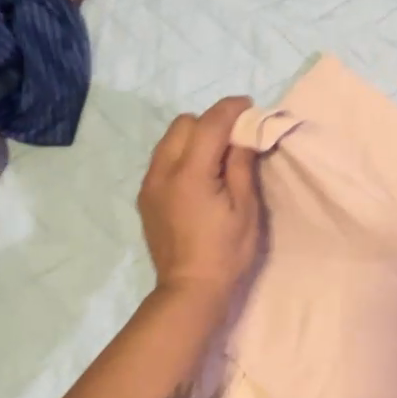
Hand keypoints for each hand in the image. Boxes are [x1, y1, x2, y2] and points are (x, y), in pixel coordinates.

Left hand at [138, 96, 261, 303]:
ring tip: (217, 158)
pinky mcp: (146, 197)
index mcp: (190, 173)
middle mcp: (163, 171)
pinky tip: (199, 177)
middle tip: (235, 140)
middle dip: (211, 122)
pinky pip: (163, 160)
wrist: (189, 290)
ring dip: (194, 138)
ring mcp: (150, 184)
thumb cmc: (226, 253)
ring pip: (169, 140)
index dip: (231, 109)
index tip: (250, 107)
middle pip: (184, 124)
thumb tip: (244, 135)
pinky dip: (182, 155)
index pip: (210, 123)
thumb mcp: (245, 209)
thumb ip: (242, 166)